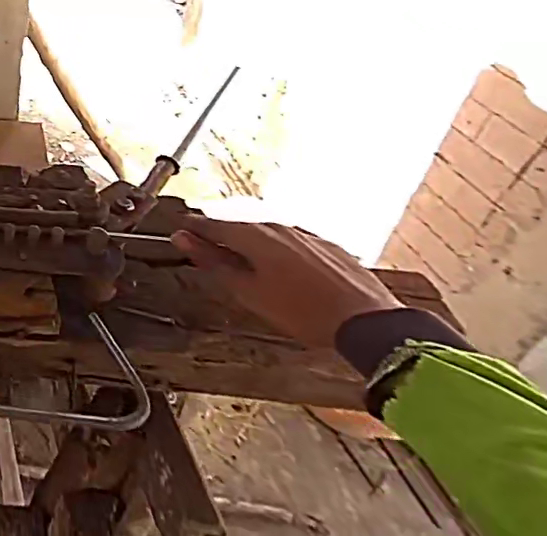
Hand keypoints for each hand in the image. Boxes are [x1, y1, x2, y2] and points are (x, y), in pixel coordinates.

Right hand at [171, 218, 402, 349]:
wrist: (367, 321)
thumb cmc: (303, 311)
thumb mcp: (249, 292)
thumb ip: (214, 262)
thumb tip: (183, 238)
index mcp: (253, 235)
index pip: (213, 225)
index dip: (193, 228)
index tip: (180, 230)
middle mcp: (277, 226)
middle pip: (240, 227)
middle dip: (222, 235)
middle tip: (207, 247)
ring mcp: (304, 234)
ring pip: (267, 233)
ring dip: (251, 243)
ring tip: (244, 260)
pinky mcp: (326, 246)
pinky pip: (292, 242)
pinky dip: (278, 250)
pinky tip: (283, 269)